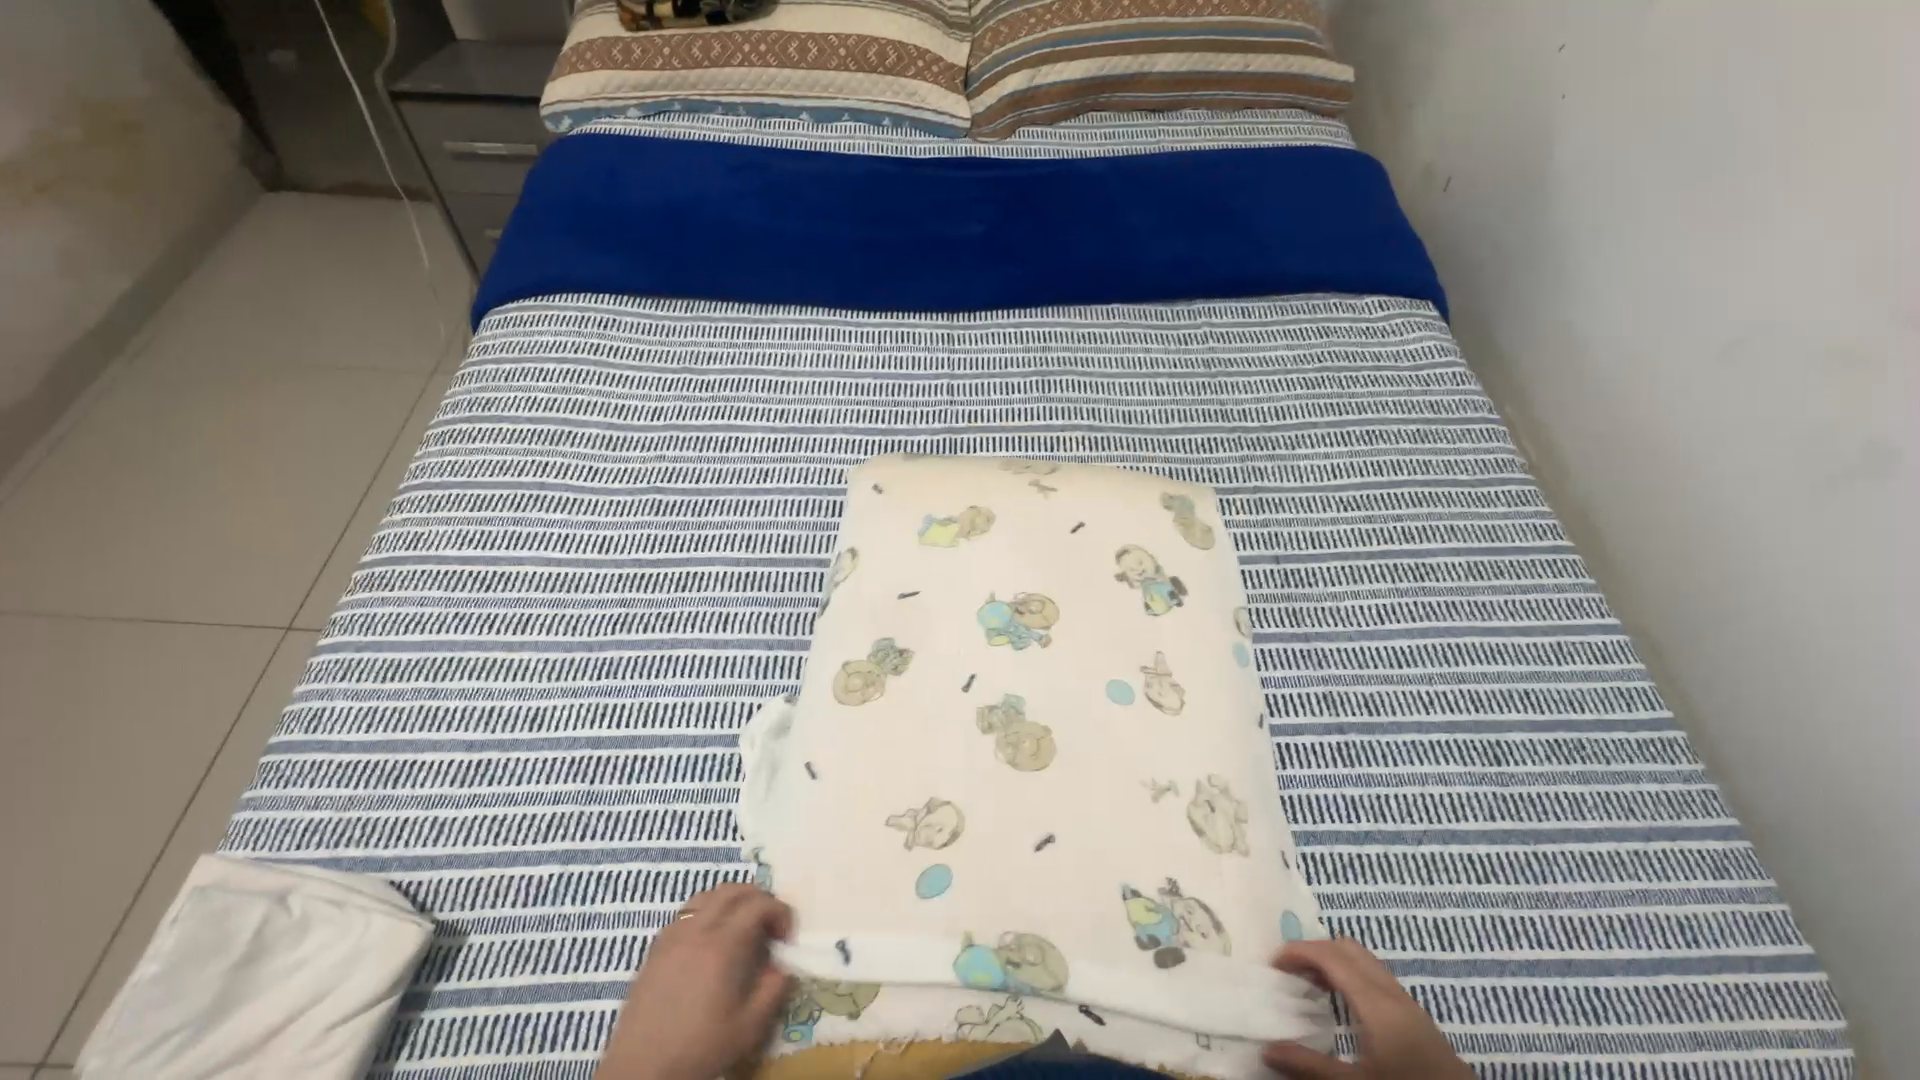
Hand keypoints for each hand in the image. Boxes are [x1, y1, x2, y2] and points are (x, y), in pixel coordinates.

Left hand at [596, 884, 794, 1079]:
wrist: (642, 1068)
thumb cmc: (699, 1047)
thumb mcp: (750, 1026)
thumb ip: (774, 989)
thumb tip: (783, 966)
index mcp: (723, 945)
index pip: (759, 904)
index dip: (781, 912)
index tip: (786, 939)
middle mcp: (697, 930)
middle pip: (733, 890)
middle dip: (759, 899)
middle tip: (768, 927)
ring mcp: (673, 936)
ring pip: (707, 896)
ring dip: (731, 902)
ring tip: (740, 930)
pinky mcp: (656, 948)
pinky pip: (686, 913)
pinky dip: (706, 914)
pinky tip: (709, 944)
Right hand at [1263, 938, 1471, 1079]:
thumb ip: (1310, 1067)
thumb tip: (1267, 1050)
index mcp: (1376, 1004)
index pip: (1331, 956)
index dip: (1297, 952)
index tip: (1272, 966)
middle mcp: (1392, 994)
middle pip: (1348, 948)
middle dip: (1314, 951)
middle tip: (1289, 973)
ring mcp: (1407, 1004)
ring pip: (1364, 961)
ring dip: (1333, 963)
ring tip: (1309, 986)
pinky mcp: (1415, 1018)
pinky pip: (1375, 978)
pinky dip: (1350, 976)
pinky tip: (1340, 1006)